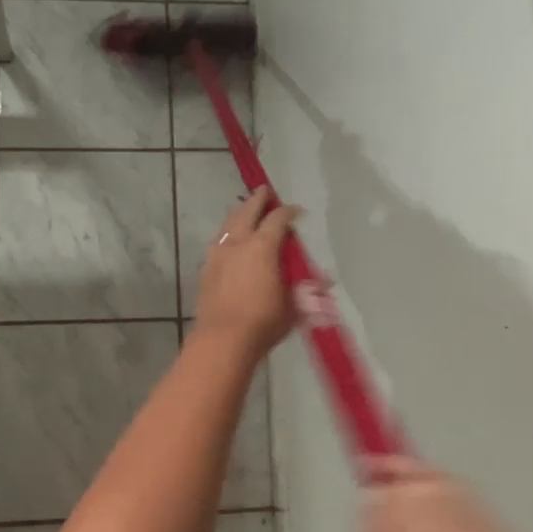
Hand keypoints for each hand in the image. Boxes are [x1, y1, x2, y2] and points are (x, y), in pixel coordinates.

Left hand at [192, 187, 299, 358]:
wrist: (223, 341)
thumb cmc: (263, 322)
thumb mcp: (293, 306)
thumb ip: (307, 291)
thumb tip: (327, 281)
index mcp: (262, 247)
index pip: (278, 220)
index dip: (289, 212)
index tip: (297, 210)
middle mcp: (238, 244)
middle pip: (247, 213)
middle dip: (257, 200)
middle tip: (264, 191)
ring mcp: (218, 256)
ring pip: (228, 226)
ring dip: (238, 215)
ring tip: (243, 211)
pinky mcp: (205, 271)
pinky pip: (217, 243)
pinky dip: (225, 235)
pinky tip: (227, 240)